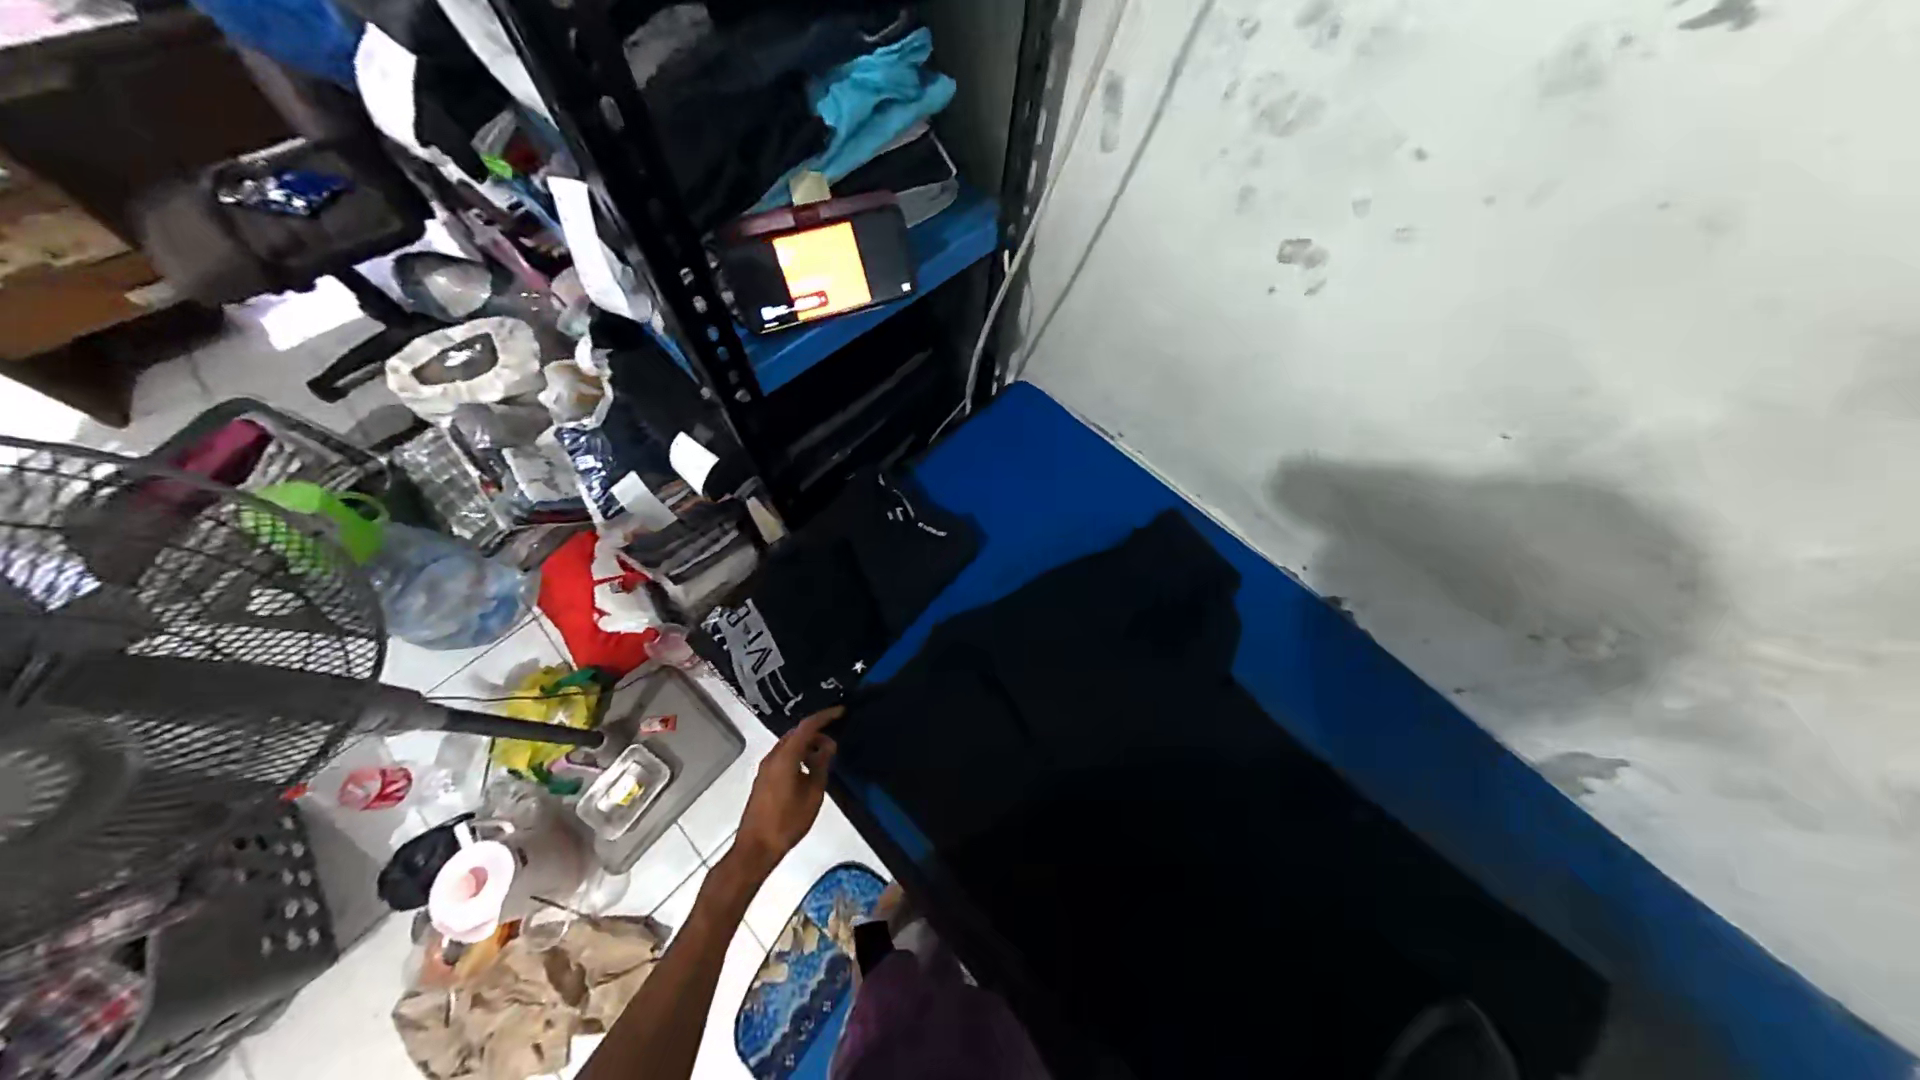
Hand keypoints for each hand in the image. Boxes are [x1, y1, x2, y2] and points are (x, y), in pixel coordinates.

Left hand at [735, 707, 840, 872]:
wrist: (756, 847)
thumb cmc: (787, 821)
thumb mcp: (813, 793)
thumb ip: (821, 765)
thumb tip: (828, 745)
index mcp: (785, 756)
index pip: (807, 726)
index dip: (825, 716)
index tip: (841, 711)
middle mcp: (773, 756)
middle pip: (796, 733)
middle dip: (817, 731)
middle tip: (836, 737)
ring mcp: (766, 767)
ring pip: (789, 745)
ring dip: (808, 744)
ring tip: (827, 754)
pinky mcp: (764, 778)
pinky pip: (784, 756)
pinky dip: (799, 754)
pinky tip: (810, 767)